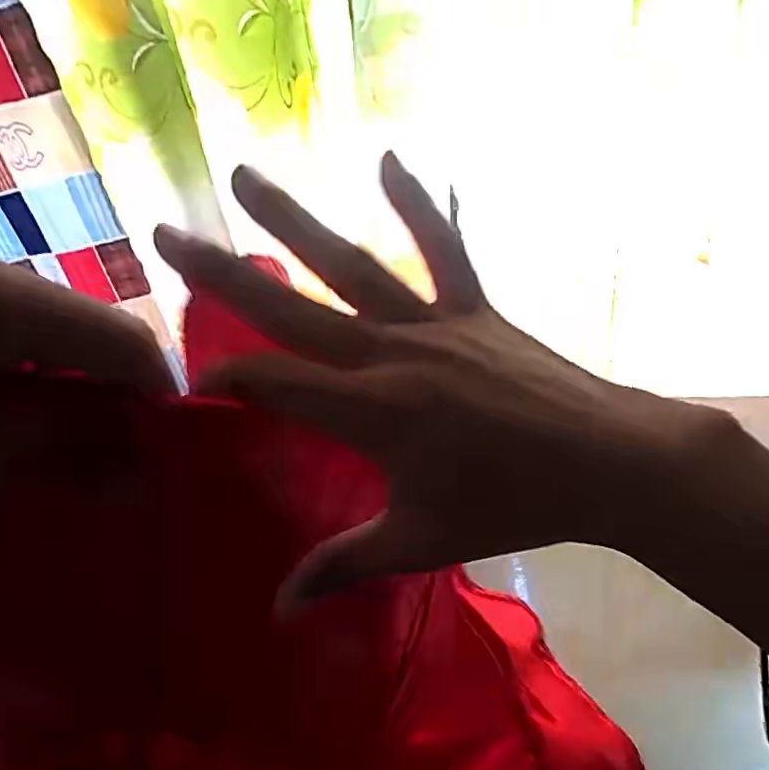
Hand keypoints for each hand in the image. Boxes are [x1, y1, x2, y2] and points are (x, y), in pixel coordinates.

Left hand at [0, 235, 171, 525]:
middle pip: (85, 333)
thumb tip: (144, 471)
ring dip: (70, 398)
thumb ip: (50, 454)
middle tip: (134, 471)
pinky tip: (14, 433)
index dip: (163, 397)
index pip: (121, 337)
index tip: (181, 458)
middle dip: (120, 403)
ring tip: (81, 461)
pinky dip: (19, 388)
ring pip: (40, 339)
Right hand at [153, 154, 729, 609]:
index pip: (273, 382)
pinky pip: (443, 248)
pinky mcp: (477, 309)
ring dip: (293, 222)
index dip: (228, 377)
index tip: (197, 380)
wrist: (603, 463)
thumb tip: (281, 611)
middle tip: (165, 236)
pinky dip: (417, 206)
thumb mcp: (420, 542)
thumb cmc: (510, 507)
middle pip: (291, 310)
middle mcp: (393, 355)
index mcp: (372, 413)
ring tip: (244, 176)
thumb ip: (344, 566)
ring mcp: (436, 324)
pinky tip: (390, 158)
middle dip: (221, 275)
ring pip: (352, 264)